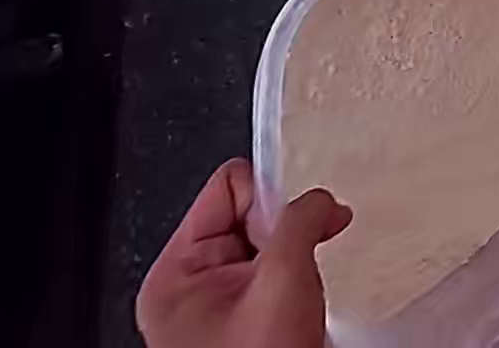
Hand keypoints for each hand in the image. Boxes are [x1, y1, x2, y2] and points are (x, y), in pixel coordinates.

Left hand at [136, 159, 351, 347]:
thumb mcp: (282, 278)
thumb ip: (302, 218)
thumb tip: (321, 199)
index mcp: (177, 273)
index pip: (229, 187)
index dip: (267, 198)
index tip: (286, 225)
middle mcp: (194, 283)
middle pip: (251, 208)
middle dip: (287, 226)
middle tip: (296, 261)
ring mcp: (222, 300)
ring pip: (272, 235)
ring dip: (299, 249)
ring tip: (302, 285)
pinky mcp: (250, 312)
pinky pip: (282, 261)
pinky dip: (304, 266)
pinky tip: (308, 291)